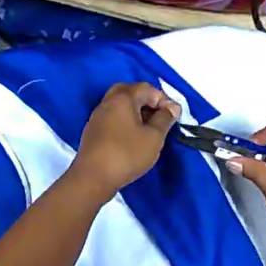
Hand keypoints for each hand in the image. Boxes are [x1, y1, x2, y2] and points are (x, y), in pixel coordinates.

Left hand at [67, 82, 180, 198]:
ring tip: (149, 129)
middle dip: (147, 101)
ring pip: (119, 106)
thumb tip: (172, 107)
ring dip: (135, 112)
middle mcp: (107, 102)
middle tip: (159, 117)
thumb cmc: (127, 154)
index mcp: (122, 98)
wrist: (93, 177)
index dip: (163, 99)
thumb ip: (165, 119)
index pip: (146, 88)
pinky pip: (112, 118)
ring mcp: (97, 117)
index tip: (173, 117)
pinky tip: (133, 137)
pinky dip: (125, 121)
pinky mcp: (92, 132)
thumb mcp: (153, 137)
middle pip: (129, 93)